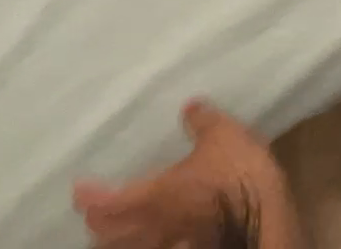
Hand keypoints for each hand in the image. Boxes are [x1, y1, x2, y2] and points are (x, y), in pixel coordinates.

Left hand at [73, 100, 286, 247]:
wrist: (260, 217)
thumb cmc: (235, 174)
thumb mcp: (223, 135)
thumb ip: (202, 122)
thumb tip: (187, 106)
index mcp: (151, 196)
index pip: (105, 201)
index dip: (89, 195)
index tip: (79, 186)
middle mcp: (151, 224)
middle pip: (108, 233)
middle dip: (97, 224)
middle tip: (93, 211)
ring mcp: (169, 242)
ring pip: (128, 248)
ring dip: (115, 241)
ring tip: (114, 232)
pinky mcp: (189, 248)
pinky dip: (146, 244)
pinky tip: (157, 239)